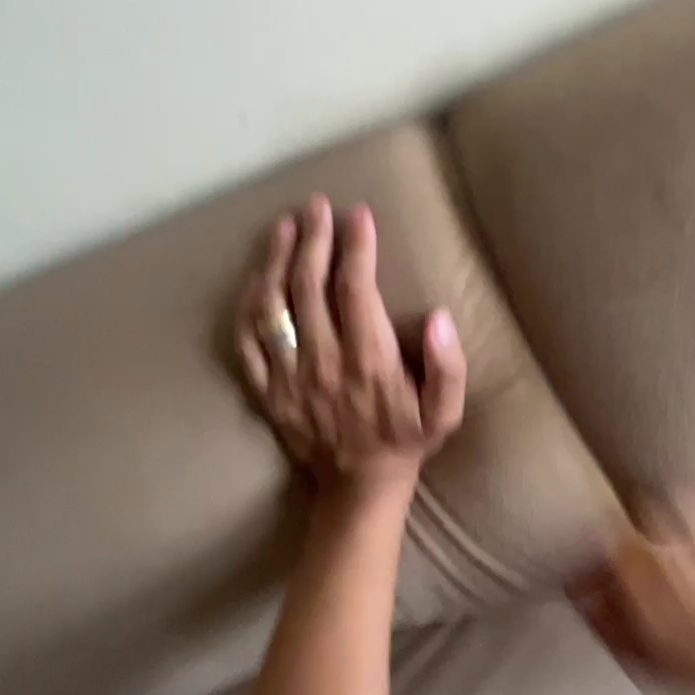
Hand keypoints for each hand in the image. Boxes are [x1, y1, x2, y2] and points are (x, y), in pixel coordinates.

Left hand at [234, 195, 466, 497]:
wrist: (357, 489)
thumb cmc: (406, 439)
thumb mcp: (446, 412)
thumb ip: (448, 366)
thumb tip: (439, 317)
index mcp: (367, 361)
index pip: (355, 291)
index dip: (356, 248)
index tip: (359, 215)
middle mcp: (322, 362)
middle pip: (309, 287)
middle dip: (314, 239)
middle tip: (318, 206)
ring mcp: (287, 376)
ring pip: (272, 306)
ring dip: (276, 260)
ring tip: (284, 225)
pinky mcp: (266, 389)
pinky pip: (246, 340)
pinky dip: (248, 303)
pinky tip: (257, 274)